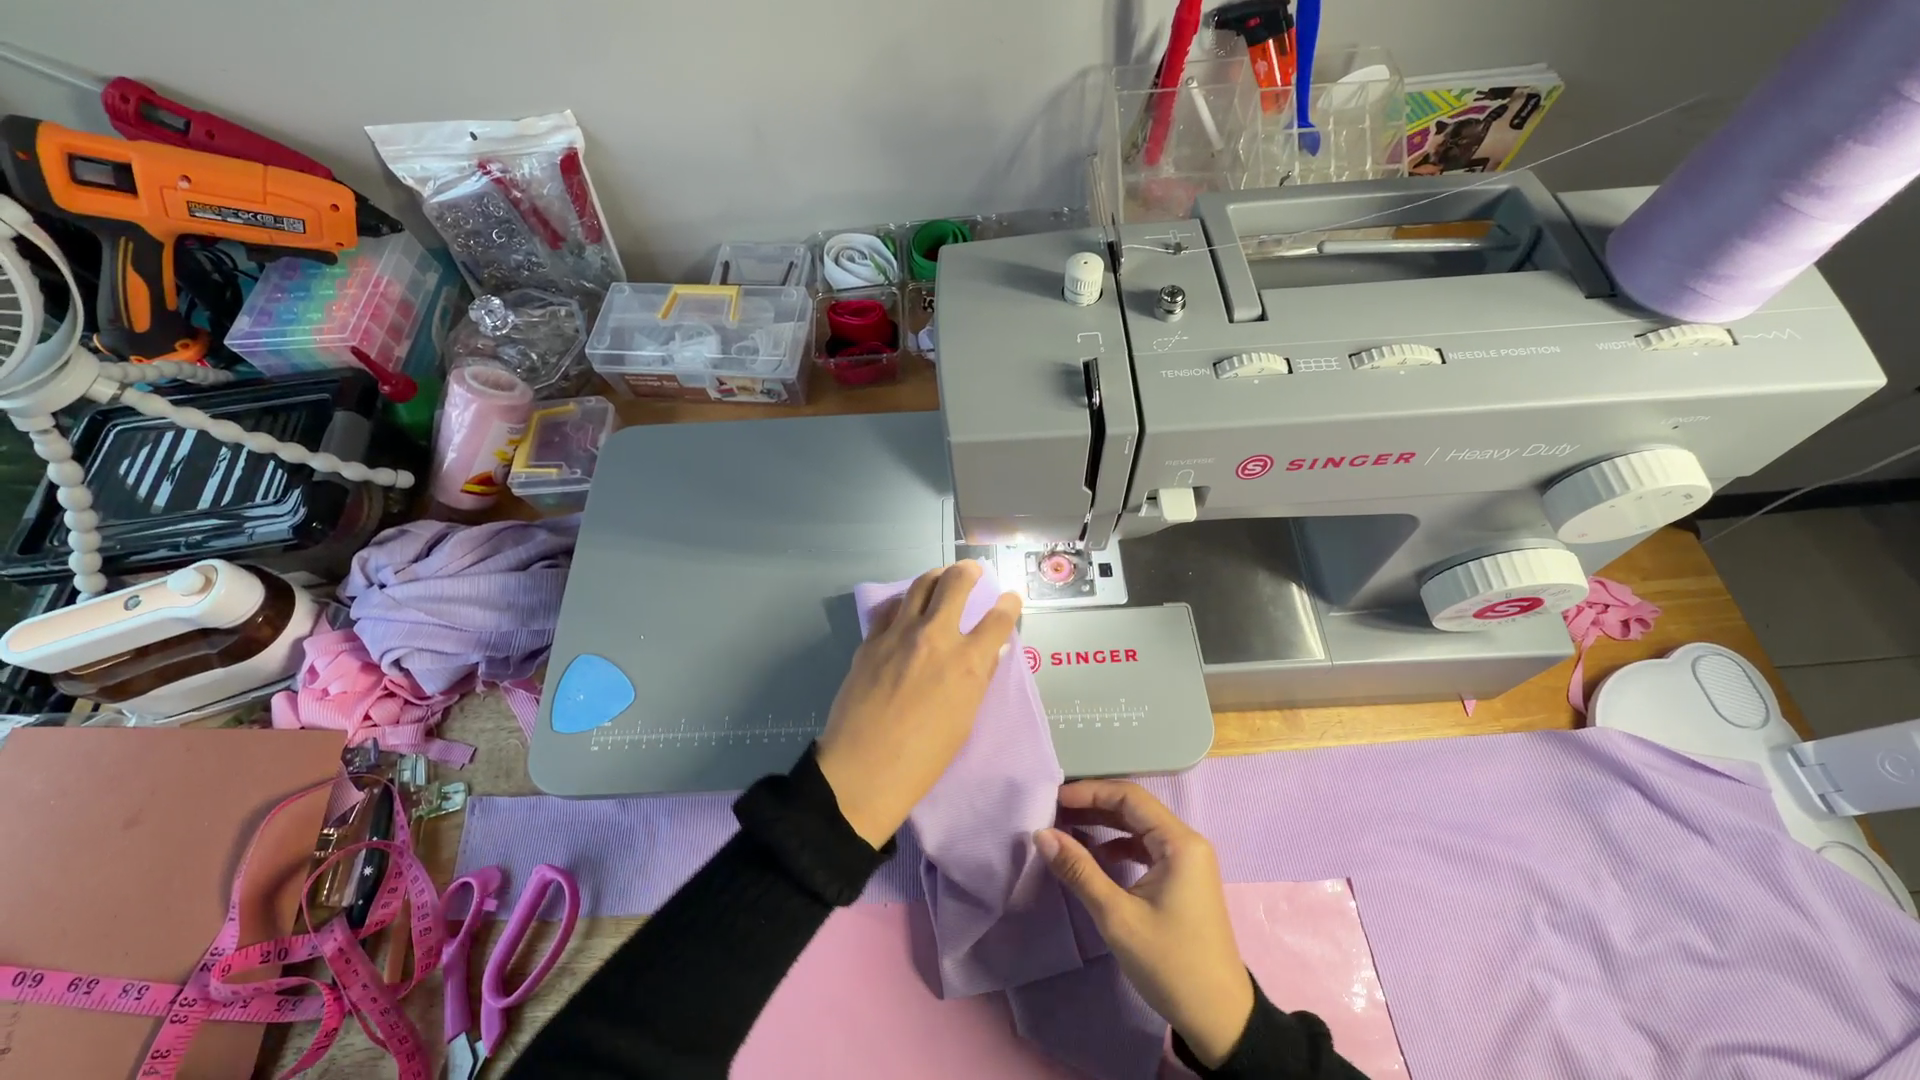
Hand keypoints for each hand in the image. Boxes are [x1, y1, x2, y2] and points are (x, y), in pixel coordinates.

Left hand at [816, 561, 1020, 847]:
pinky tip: (904, 606)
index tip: (1011, 598)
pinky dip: (903, 602)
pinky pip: (889, 608)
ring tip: (942, 576)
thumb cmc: (924, 759)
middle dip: (970, 571)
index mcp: (967, 662)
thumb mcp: (964, 720)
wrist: (863, 770)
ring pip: (920, 585)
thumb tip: (987, 654)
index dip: (1009, 604)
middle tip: (974, 570)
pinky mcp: (870, 641)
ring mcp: (898, 635)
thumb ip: (976, 680)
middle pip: (957, 584)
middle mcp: (935, 637)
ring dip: (937, 576)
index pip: (998, 619)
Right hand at [1035, 781, 1253, 1068]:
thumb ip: (1079, 871)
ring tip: (1066, 829)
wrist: (1218, 1016)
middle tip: (1053, 811)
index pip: (1129, 797)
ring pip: (1139, 828)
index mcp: (1179, 843)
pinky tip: (1094, 857)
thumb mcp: (1117, 917)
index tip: (1053, 798)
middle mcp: (1187, 843)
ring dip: (1104, 825)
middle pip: (1134, 808)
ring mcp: (1187, 862)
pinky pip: (1146, 848)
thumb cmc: (1169, 963)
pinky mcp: (1183, 880)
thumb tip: (1042, 834)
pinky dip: (1118, 846)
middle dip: (1093, 806)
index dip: (1089, 792)